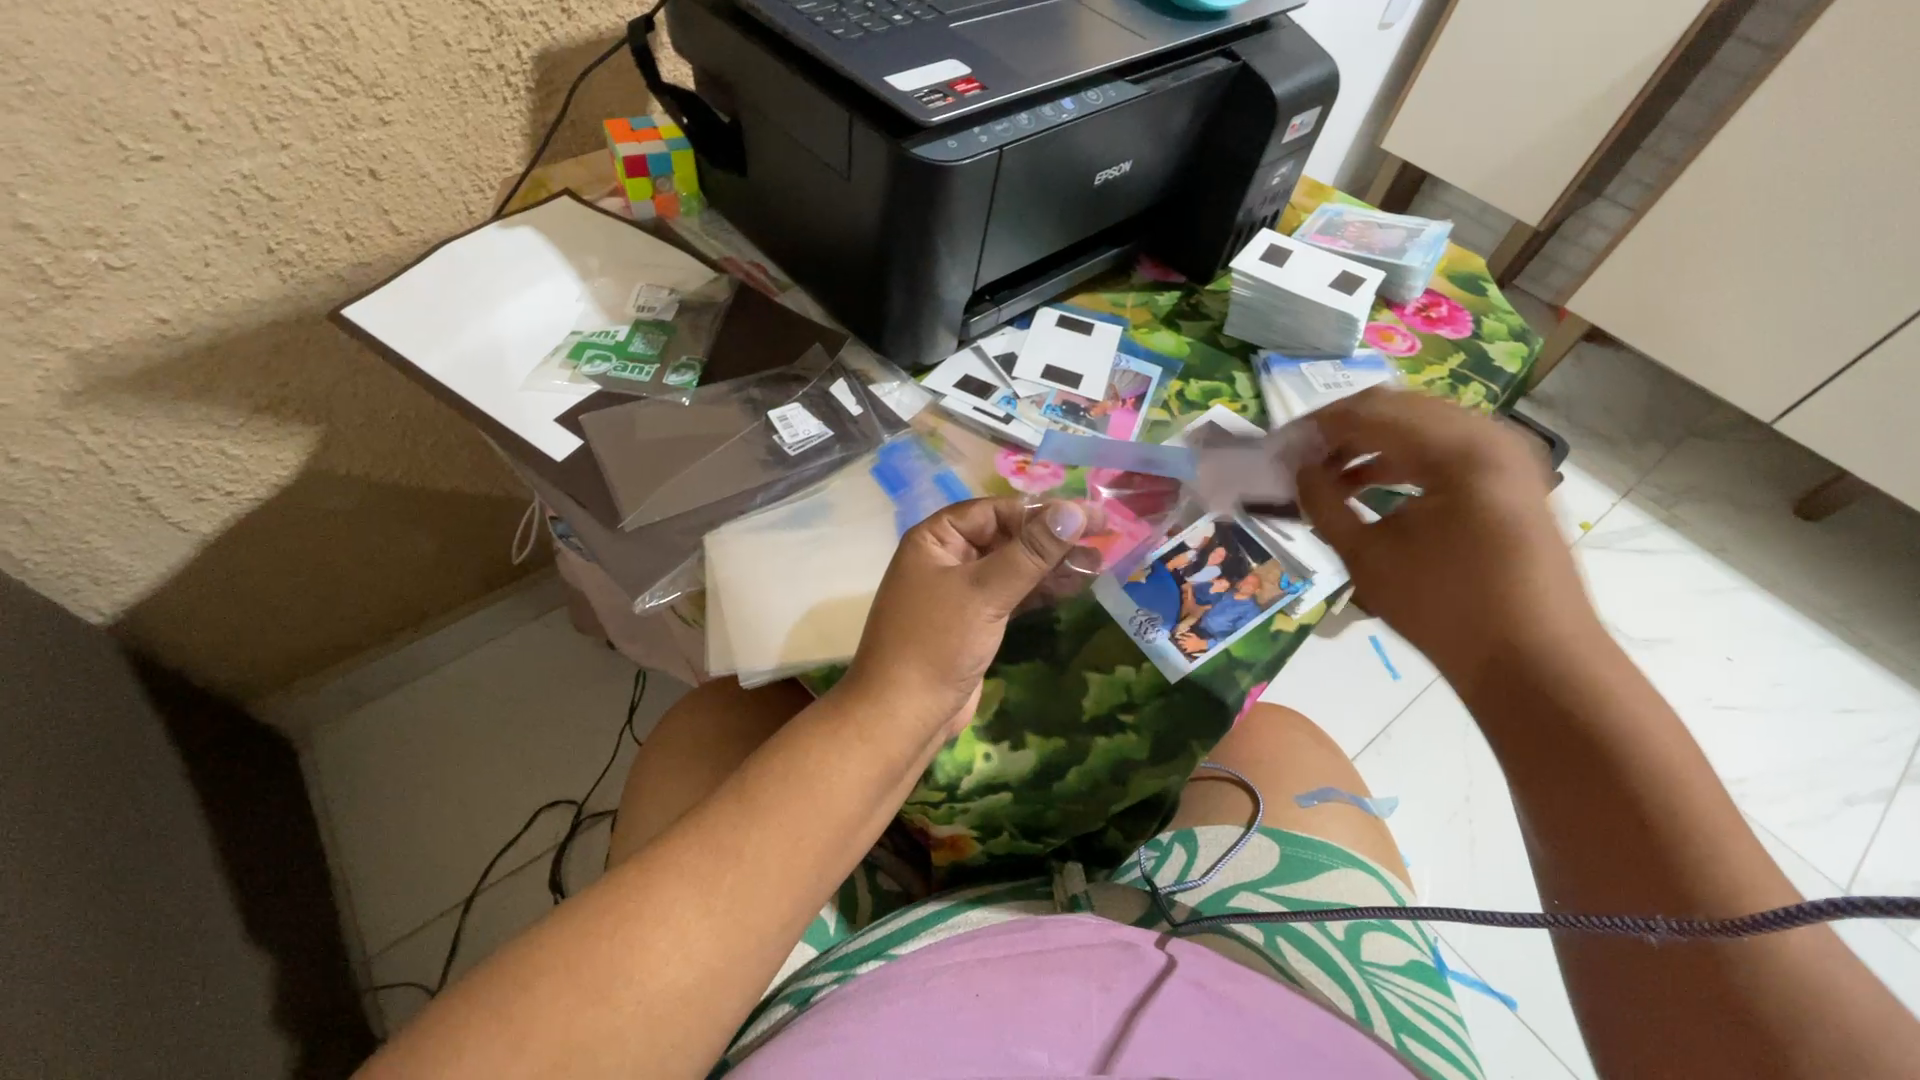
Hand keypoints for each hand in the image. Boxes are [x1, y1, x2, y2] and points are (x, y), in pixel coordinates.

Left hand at [840, 497, 1088, 735]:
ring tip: (1099, 563)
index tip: (1089, 516)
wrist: (903, 715)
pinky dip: (1040, 591)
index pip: (995, 510)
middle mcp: (945, 558)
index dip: (1042, 511)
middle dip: (1051, 539)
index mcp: (935, 539)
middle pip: (1006, 536)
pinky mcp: (974, 622)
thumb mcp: (986, 592)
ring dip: (1052, 566)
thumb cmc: (937, 643)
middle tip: (1104, 537)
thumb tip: (1075, 511)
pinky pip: (1011, 595)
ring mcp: (960, 592)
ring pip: (1012, 567)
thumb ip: (1031, 551)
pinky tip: (1075, 586)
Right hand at [1293, 388, 1602, 691]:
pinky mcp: (1510, 477)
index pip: (1368, 412)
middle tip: (1299, 459)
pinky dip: (1402, 458)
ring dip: (1370, 442)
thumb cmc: (1445, 612)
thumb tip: (1298, 470)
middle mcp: (1488, 436)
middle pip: (1397, 407)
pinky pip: (1446, 447)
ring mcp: (1506, 454)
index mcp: (1457, 450)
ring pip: (1421, 424)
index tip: (1277, 449)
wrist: (1535, 661)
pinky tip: (1367, 486)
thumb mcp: (1367, 557)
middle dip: (1341, 430)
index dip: (1315, 428)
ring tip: (1327, 475)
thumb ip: (1324, 504)